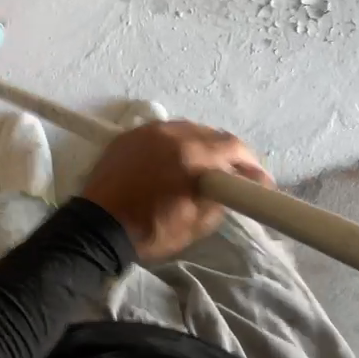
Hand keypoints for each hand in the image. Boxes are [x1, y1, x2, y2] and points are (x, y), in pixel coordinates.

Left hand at [80, 120, 272, 259]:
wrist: (98, 226)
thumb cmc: (150, 229)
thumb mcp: (196, 223)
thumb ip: (219, 199)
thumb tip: (228, 189)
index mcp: (190, 155)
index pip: (233, 148)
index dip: (251, 165)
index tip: (260, 182)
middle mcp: (169, 134)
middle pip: (210, 134)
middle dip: (228, 153)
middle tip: (236, 174)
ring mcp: (145, 132)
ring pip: (185, 129)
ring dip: (202, 144)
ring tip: (207, 165)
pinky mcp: (127, 136)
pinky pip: (161, 132)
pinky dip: (175, 142)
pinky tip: (177, 158)